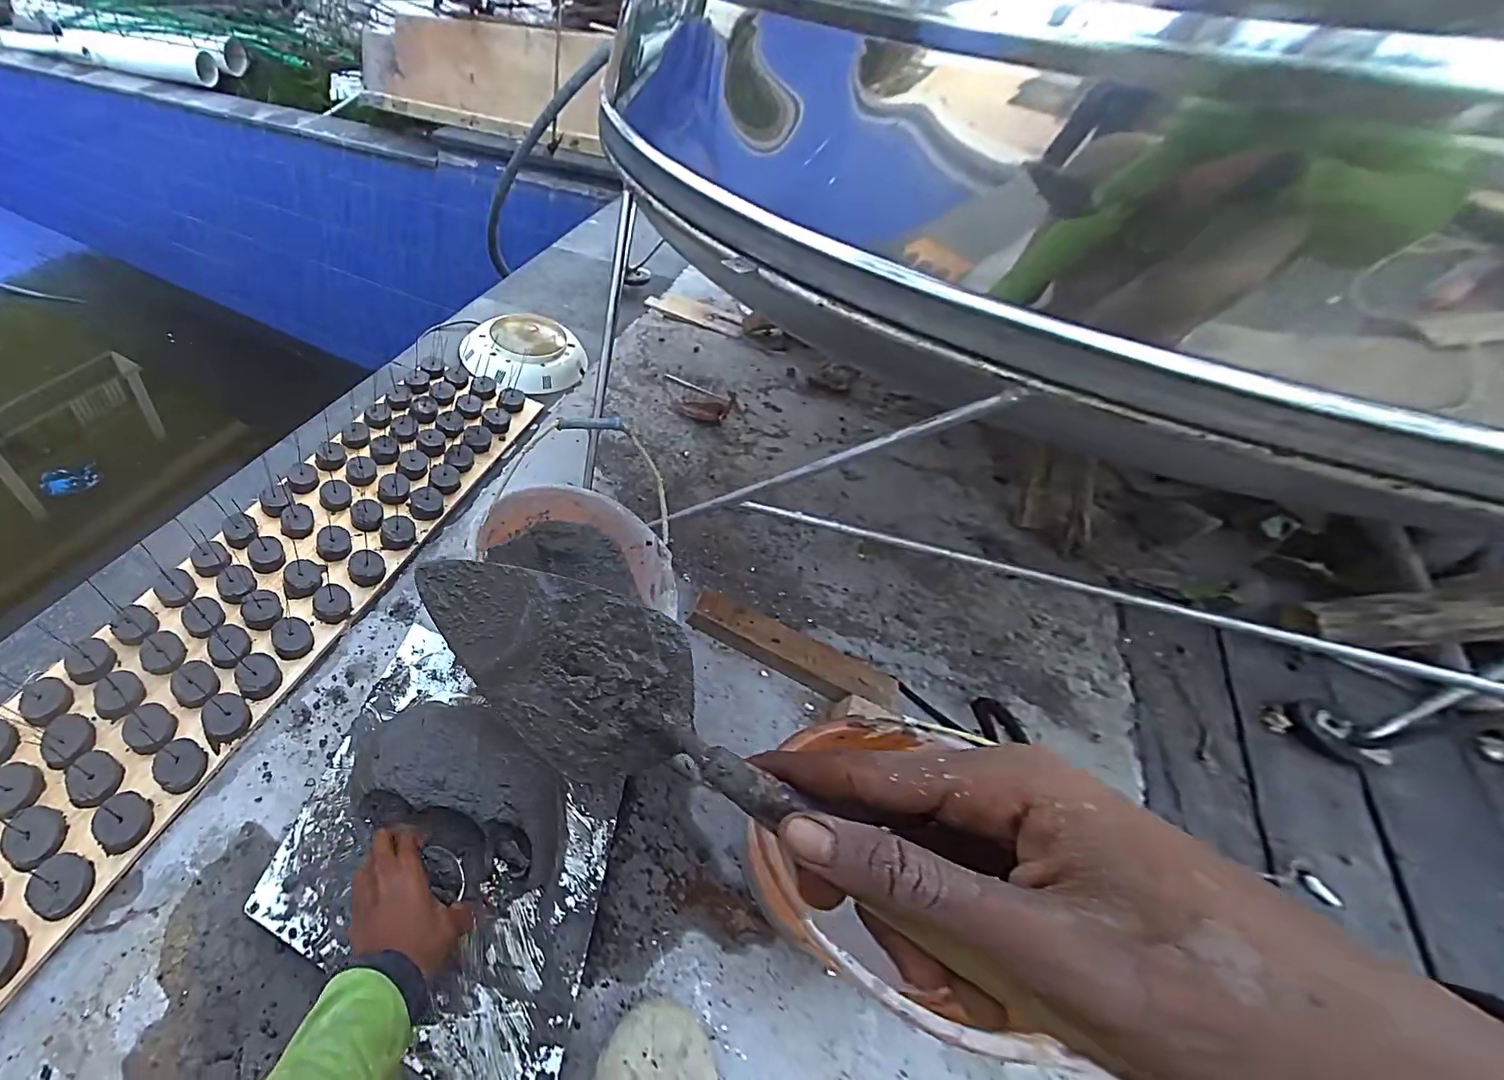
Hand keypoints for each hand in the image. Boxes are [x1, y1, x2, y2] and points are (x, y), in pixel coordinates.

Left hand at [351, 826, 474, 977]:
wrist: (386, 977)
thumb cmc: (418, 948)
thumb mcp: (448, 929)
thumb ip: (459, 913)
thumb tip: (466, 910)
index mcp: (407, 871)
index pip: (406, 839)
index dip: (414, 835)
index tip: (422, 841)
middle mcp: (383, 875)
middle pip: (381, 840)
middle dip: (391, 837)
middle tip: (402, 844)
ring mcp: (365, 891)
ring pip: (366, 859)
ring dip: (377, 857)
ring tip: (387, 865)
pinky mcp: (354, 909)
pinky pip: (358, 883)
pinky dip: (367, 879)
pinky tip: (374, 890)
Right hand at [752, 744, 1503, 1079]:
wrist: (1373, 1079)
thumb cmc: (1203, 1001)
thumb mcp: (1035, 948)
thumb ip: (906, 882)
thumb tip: (798, 829)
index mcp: (1009, 784)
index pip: (874, 770)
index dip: (803, 775)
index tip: (740, 777)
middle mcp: (1011, 797)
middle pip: (894, 825)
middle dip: (884, 891)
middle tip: (907, 958)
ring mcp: (1029, 839)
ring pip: (922, 870)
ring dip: (925, 933)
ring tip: (971, 992)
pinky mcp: (1043, 881)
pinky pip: (960, 898)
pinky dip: (956, 946)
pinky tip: (992, 990)